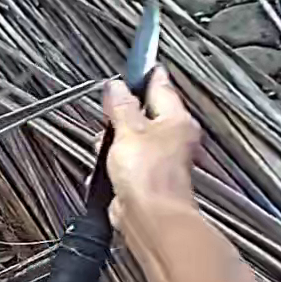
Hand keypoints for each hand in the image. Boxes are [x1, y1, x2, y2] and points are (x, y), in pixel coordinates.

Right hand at [103, 72, 201, 245]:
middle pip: (142, 114)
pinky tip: (105, 168)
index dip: (145, 76)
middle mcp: (172, 138)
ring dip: (112, 142)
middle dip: (120, 115)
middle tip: (107, 112)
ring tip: (104, 147)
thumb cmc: (149, 176)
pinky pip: (123, 161)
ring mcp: (158, 159)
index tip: (136, 65)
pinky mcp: (143, 177)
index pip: (161, 87)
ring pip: (130, 138)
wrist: (148, 216)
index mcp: (176, 120)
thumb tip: (115, 87)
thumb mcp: (128, 131)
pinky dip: (111, 163)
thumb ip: (120, 107)